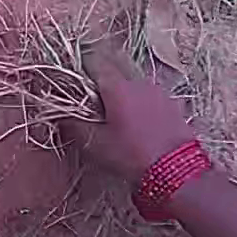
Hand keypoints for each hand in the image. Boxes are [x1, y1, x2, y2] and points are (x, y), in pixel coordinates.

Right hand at [61, 49, 198, 180]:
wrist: (177, 172)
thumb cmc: (130, 155)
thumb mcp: (95, 144)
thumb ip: (73, 126)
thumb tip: (59, 116)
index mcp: (118, 87)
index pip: (95, 64)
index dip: (82, 71)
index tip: (75, 85)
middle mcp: (140, 83)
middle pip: (116, 75)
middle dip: (104, 87)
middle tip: (95, 109)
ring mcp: (161, 93)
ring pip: (135, 88)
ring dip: (125, 98)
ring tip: (119, 122)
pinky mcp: (175, 106)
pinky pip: (152, 100)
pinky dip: (143, 108)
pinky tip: (141, 128)